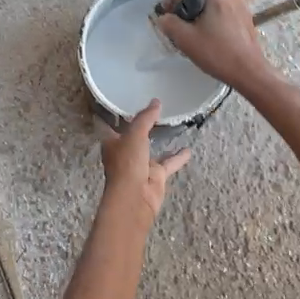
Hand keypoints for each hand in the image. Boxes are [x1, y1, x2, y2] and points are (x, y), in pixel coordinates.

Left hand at [101, 100, 190, 217]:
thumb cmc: (127, 162)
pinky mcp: (155, 176)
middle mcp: (125, 152)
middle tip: (152, 109)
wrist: (135, 197)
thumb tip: (156, 101)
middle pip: (133, 136)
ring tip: (171, 124)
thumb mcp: (135, 134)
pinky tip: (188, 149)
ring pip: (151, 149)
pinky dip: (177, 157)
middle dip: (140, 125)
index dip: (115, 113)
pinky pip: (168, 163)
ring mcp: (140, 165)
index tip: (122, 100)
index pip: (111, 124)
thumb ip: (146, 117)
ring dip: (159, 139)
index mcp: (112, 142)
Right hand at [154, 0, 274, 89]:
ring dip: (198, 15)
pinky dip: (211, 20)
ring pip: (211, 5)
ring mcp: (240, 4)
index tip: (162, 15)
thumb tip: (163, 17)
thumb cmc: (217, 53)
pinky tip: (207, 35)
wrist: (248, 71)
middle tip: (175, 26)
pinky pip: (222, 13)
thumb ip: (168, 23)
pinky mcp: (245, 16)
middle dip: (185, 10)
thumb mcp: (185, 39)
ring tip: (190, 33)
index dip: (169, 2)